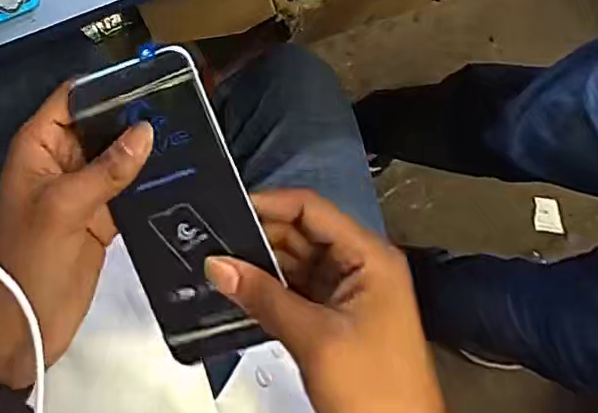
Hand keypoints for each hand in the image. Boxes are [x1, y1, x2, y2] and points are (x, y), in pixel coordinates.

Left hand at [0, 81, 152, 388]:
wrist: (20, 331)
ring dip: (145, 145)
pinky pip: (129, 184)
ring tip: (186, 130)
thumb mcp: (63, 208)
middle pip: (101, 122)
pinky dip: (149, 178)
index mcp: (42, 143)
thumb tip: (147, 130)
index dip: (106, 85)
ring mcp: (84, 186)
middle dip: (133, 113)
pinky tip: (180, 168)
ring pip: (118, 152)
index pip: (74, 97)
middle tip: (178, 103)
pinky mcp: (102, 214)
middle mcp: (64, 157)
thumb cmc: (27, 259)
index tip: (148, 78)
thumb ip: (107, 169)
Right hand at [204, 189, 442, 412]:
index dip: (270, 204)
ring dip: (261, 264)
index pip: (311, 209)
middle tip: (219, 243)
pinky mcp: (335, 317)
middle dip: (260, 237)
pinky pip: (295, 288)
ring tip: (224, 265)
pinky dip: (270, 289)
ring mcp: (348, 292)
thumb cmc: (378, 397)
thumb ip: (264, 297)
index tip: (232, 208)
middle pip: (300, 232)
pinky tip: (243, 290)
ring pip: (294, 260)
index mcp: (369, 256)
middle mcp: (360, 265)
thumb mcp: (316, 340)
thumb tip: (220, 265)